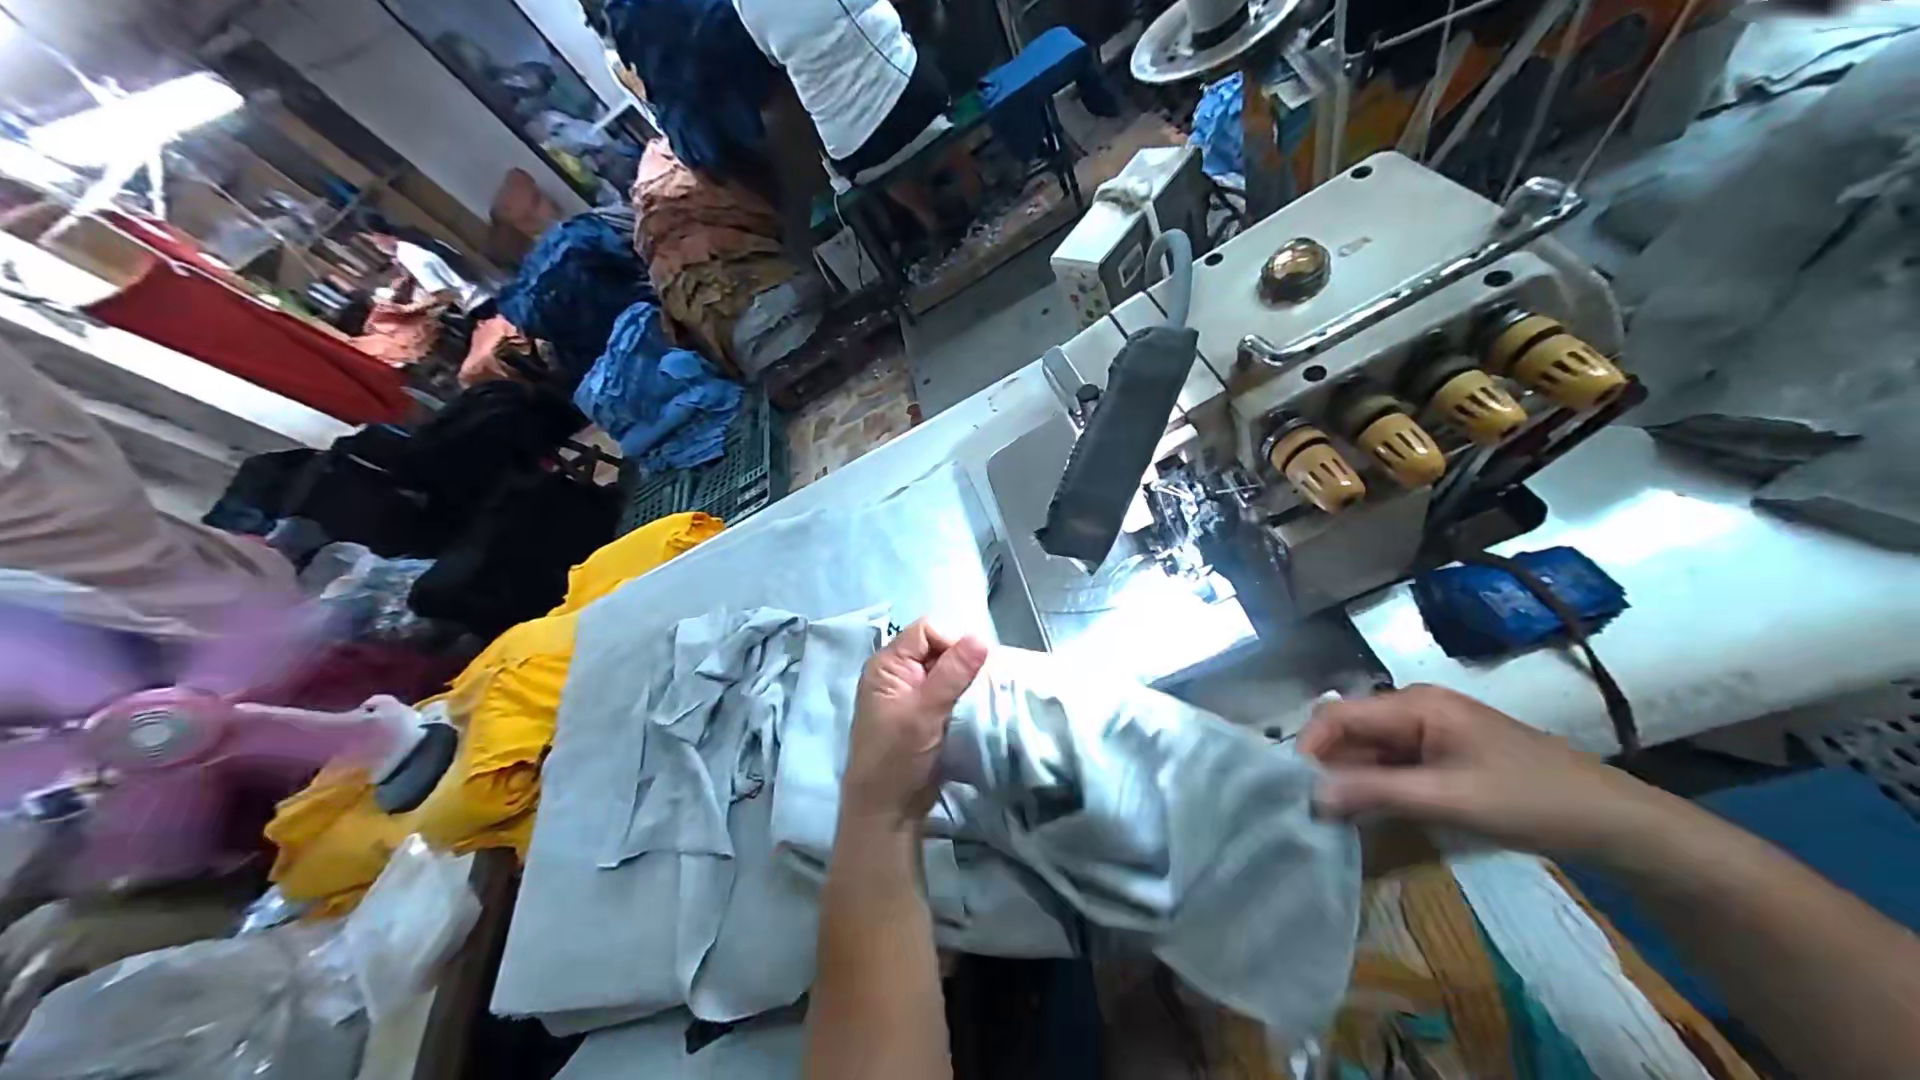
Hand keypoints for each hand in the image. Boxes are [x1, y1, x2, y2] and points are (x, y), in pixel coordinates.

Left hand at [842, 619, 988, 830]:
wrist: (888, 810)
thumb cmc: (898, 757)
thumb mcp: (925, 711)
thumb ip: (953, 673)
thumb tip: (982, 638)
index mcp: (886, 665)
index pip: (927, 631)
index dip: (952, 642)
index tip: (972, 668)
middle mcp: (896, 673)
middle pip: (937, 647)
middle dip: (961, 660)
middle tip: (979, 683)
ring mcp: (909, 694)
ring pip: (945, 669)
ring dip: (963, 679)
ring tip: (979, 695)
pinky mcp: (923, 712)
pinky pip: (947, 690)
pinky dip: (961, 694)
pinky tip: (973, 706)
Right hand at [1298, 684, 1669, 860]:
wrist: (1616, 822)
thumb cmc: (1532, 800)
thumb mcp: (1450, 799)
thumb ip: (1377, 792)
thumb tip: (1311, 795)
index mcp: (1414, 703)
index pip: (1337, 715)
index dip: (1309, 747)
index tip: (1294, 789)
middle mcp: (1413, 707)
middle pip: (1348, 728)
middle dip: (1325, 763)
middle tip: (1309, 807)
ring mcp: (1426, 729)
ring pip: (1365, 747)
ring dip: (1347, 776)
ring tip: (1330, 814)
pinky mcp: (1438, 752)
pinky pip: (1387, 761)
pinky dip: (1372, 783)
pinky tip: (1366, 810)